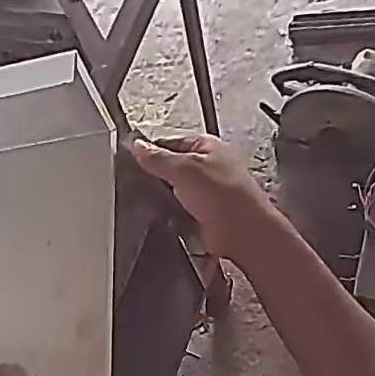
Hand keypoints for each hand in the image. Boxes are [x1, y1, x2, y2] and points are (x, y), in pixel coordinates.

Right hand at [130, 135, 282, 263]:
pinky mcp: (202, 215)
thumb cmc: (226, 195)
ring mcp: (206, 193)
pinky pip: (178, 211)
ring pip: (174, 192)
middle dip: (156, 176)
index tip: (132, 158)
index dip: (151, 150)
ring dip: (163, 198)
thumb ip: (158, 157)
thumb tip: (139, 147)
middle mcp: (208, 169)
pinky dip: (170, 214)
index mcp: (206, 147)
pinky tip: (163, 216)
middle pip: (171, 168)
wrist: (241, 232)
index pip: (170, 143)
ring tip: (151, 201)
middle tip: (140, 182)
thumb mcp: (184, 168)